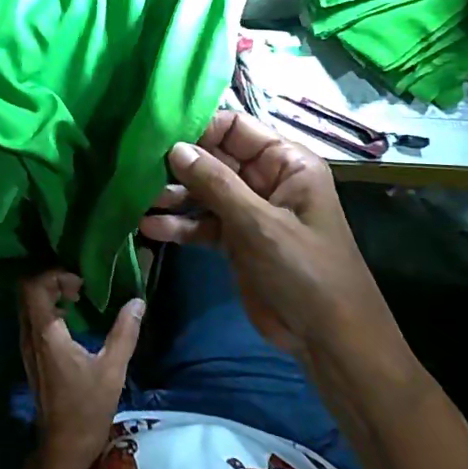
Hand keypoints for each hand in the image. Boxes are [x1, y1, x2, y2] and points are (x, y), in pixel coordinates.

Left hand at [17, 270, 143, 468]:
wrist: (63, 446)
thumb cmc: (88, 408)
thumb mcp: (112, 370)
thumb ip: (124, 332)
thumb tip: (137, 301)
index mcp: (46, 333)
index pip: (34, 286)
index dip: (54, 275)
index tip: (80, 282)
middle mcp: (29, 334)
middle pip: (27, 290)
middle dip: (51, 280)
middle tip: (79, 286)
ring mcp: (26, 344)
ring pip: (27, 303)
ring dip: (48, 293)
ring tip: (77, 299)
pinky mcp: (30, 354)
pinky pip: (31, 318)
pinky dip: (46, 308)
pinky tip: (70, 319)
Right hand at [142, 111, 403, 370]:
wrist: (329, 340)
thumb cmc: (305, 271)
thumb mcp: (259, 223)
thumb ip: (215, 182)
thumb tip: (174, 147)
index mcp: (285, 163)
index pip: (235, 128)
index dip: (199, 128)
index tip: (159, 134)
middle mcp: (265, 180)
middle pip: (213, 158)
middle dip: (177, 163)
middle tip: (138, 167)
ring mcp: (248, 210)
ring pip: (202, 190)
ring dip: (172, 194)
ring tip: (139, 199)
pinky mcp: (234, 240)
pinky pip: (201, 222)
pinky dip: (178, 224)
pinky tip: (150, 227)